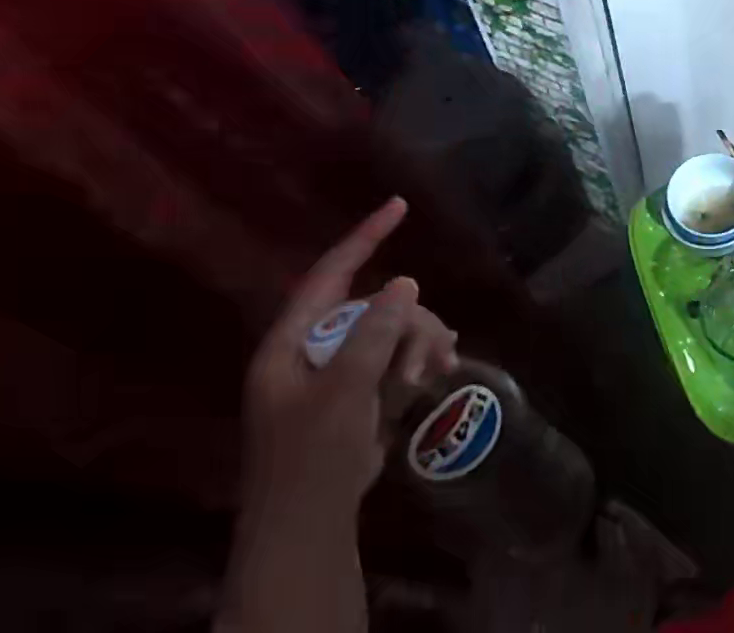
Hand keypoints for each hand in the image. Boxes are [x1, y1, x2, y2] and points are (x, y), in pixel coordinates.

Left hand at [241, 197, 459, 511]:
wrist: (309, 526)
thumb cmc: (313, 458)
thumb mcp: (345, 393)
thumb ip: (374, 335)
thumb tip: (405, 283)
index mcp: (292, 341)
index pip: (330, 274)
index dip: (364, 237)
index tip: (399, 206)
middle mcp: (315, 347)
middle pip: (375, 306)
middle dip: (409, 323)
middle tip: (433, 354)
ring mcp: (339, 369)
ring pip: (392, 330)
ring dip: (418, 344)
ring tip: (437, 370)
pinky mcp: (360, 389)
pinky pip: (396, 355)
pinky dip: (418, 358)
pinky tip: (441, 366)